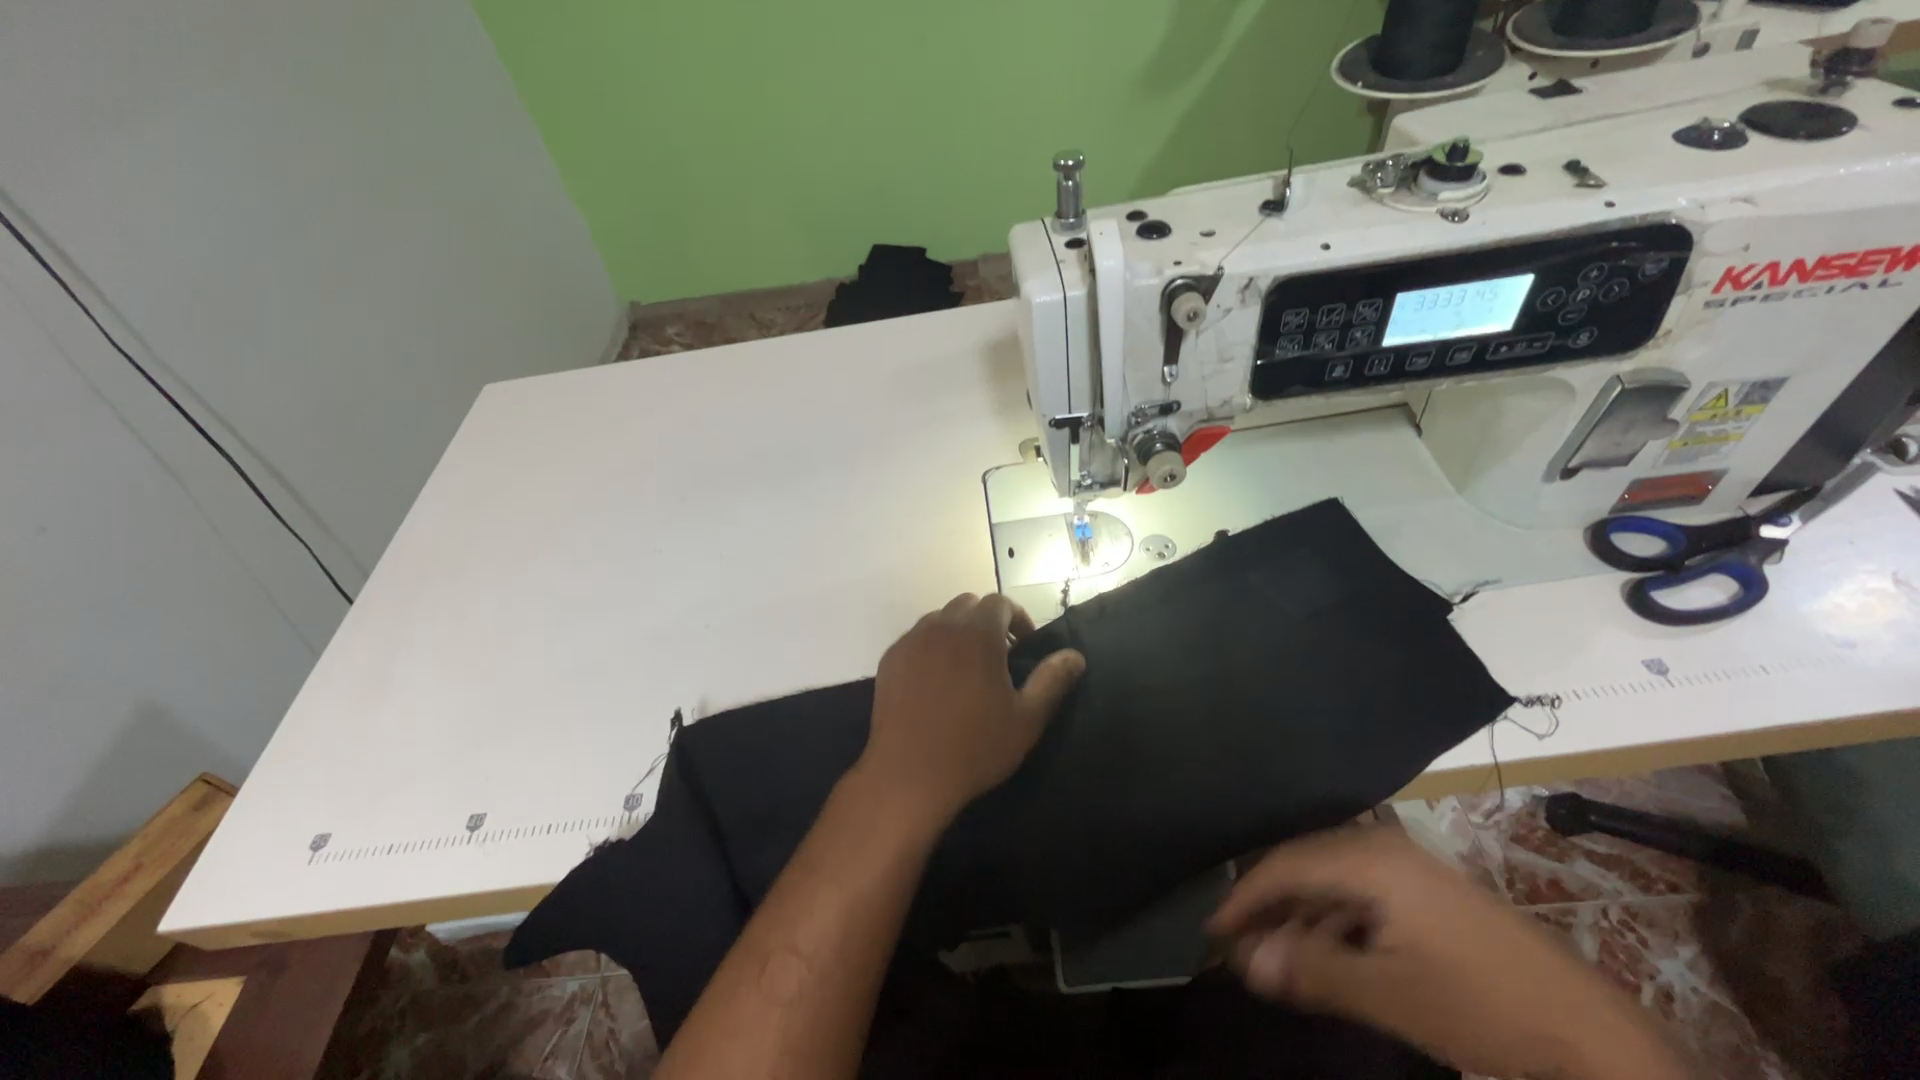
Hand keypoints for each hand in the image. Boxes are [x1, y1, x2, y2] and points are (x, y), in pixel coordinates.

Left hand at [855, 593, 1084, 824]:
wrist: (908, 776)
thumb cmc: (974, 748)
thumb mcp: (1026, 719)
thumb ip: (1052, 680)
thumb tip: (1075, 655)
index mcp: (977, 634)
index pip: (1001, 602)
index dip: (1018, 619)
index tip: (1025, 648)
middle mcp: (941, 627)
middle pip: (968, 604)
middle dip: (987, 622)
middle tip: (999, 658)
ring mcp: (911, 642)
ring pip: (939, 619)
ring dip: (958, 632)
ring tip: (967, 668)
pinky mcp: (890, 660)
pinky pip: (916, 639)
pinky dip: (931, 648)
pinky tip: (937, 682)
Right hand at [1208, 828, 1693, 1079]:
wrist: (1590, 1033)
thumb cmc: (1481, 1005)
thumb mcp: (1386, 993)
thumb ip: (1309, 970)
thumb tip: (1244, 959)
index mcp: (1373, 860)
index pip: (1285, 864)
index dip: (1243, 897)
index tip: (1213, 933)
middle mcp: (1387, 851)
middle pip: (1306, 867)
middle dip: (1269, 906)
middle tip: (1239, 946)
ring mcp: (1413, 872)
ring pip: (1333, 885)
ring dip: (1301, 921)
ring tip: (1278, 961)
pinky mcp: (1430, 897)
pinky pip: (1362, 899)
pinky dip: (1334, 927)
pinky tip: (1327, 961)